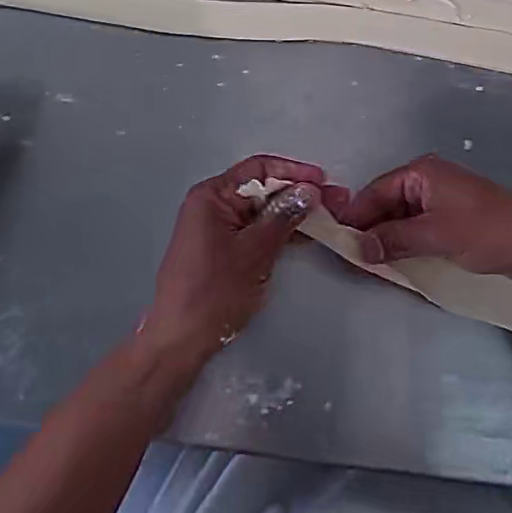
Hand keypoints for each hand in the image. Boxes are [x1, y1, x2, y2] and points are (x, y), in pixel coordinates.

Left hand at [140, 154, 323, 361]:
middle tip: (332, 200)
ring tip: (327, 215)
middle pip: (262, 188)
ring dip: (293, 213)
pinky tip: (305, 233)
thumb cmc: (211, 295)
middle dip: (298, 193)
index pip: (258, 169)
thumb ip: (284, 216)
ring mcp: (216, 228)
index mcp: (212, 196)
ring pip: (262, 210)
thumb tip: (307, 191)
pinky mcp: (222, 248)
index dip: (293, 172)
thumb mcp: (255, 252)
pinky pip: (256, 229)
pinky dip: (279, 230)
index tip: (321, 181)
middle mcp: (212, 205)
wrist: (178, 343)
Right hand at [336, 154, 511, 278]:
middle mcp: (428, 177)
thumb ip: (393, 239)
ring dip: (388, 236)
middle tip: (353, 255)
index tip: (338, 240)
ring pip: (402, 215)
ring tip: (371, 261)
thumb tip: (359, 247)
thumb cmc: (483, 230)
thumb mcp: (434, 236)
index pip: (376, 191)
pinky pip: (418, 223)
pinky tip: (397, 258)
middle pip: (387, 201)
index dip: (357, 216)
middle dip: (372, 227)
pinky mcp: (452, 213)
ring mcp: (441, 195)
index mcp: (421, 172)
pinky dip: (406, 239)